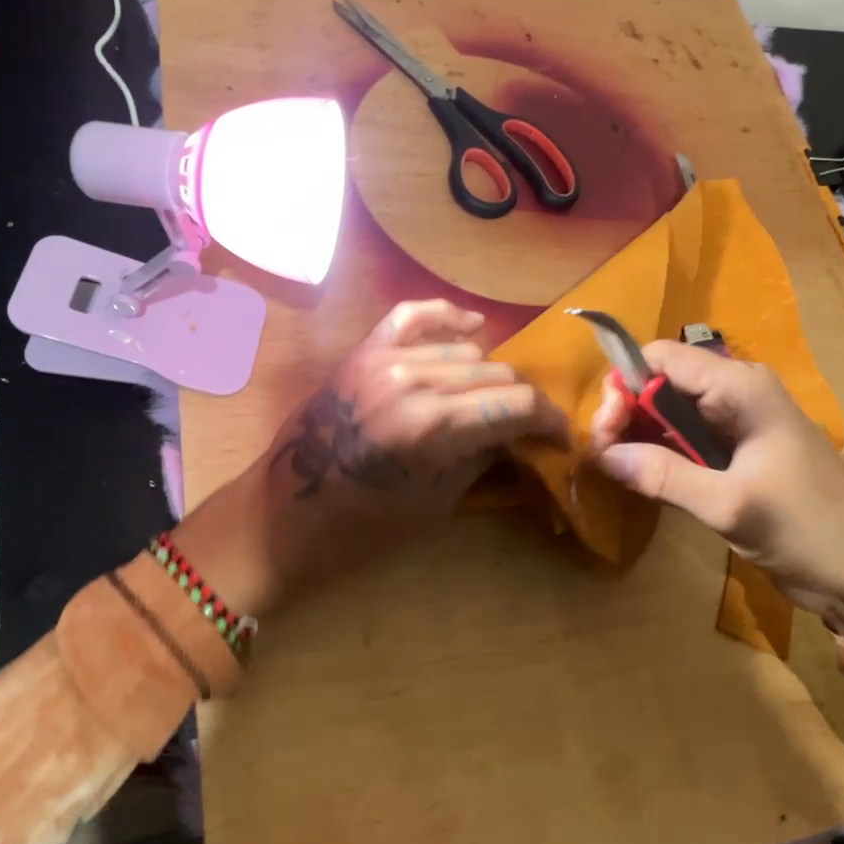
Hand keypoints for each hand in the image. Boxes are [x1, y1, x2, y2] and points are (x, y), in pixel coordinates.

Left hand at [268, 299, 567, 514]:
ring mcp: (384, 359)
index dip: (548, 420)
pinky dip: (446, 317)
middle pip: (496, 374)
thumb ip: (483, 457)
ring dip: (490, 375)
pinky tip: (471, 327)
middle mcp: (412, 381)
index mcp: (432, 428)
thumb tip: (521, 435)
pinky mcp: (363, 351)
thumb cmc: (361, 527)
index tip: (559, 436)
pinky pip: (413, 316)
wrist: (284, 513)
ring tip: (494, 400)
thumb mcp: (436, 503)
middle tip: (529, 427)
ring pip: (465, 350)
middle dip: (522, 401)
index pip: (515, 405)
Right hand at [588, 341, 843, 647]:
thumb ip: (663, 475)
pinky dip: (658, 455)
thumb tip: (601, 456)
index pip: (662, 358)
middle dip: (626, 412)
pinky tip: (638, 478)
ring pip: (669, 414)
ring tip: (613, 470)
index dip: (625, 384)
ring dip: (638, 436)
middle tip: (603, 457)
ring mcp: (736, 427)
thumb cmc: (807, 528)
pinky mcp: (736, 458)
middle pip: (661, 383)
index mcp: (740, 388)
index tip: (603, 431)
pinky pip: (684, 442)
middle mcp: (736, 396)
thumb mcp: (729, 504)